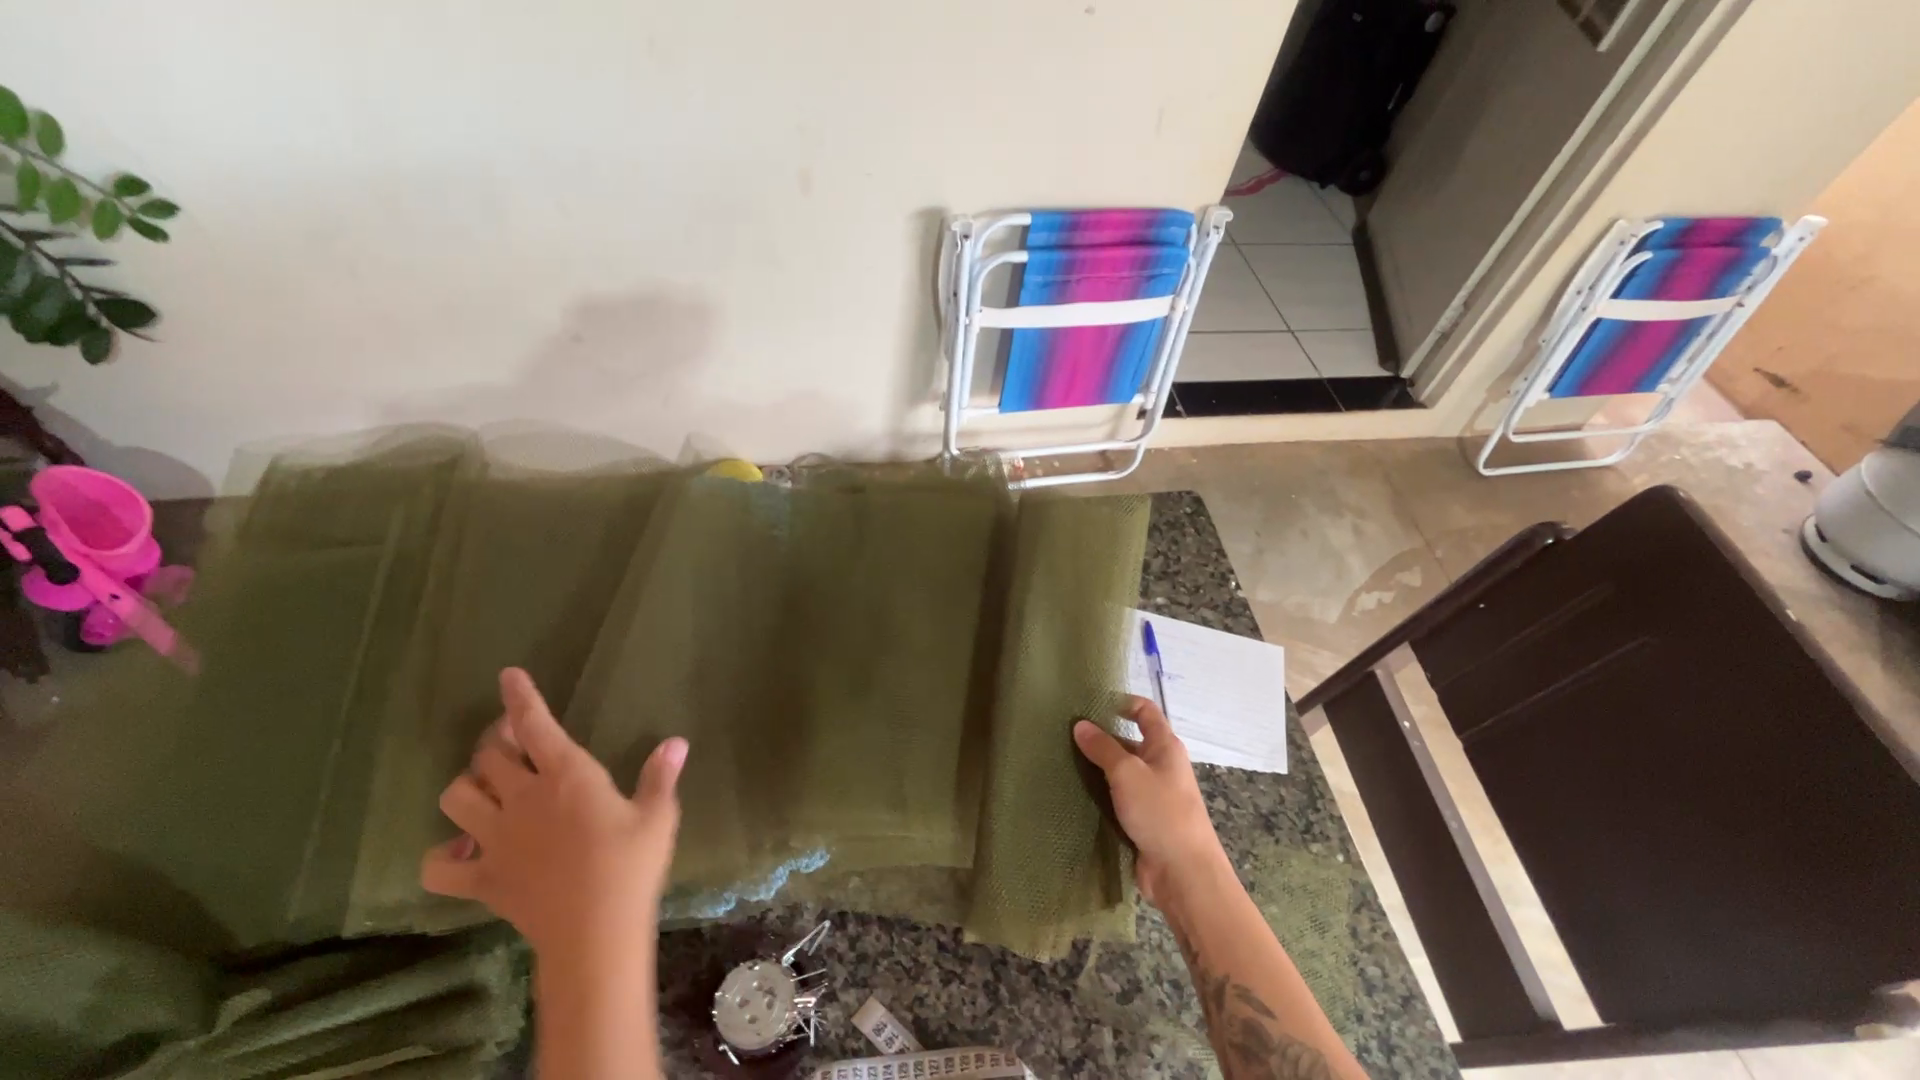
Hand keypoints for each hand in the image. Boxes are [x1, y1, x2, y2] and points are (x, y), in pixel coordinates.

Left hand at [420, 667, 687, 961]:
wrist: (596, 932)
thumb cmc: (632, 867)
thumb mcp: (658, 817)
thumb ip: (660, 776)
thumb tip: (676, 742)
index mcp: (566, 776)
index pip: (533, 724)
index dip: (519, 697)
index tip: (508, 676)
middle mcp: (522, 798)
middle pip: (488, 755)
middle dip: (496, 741)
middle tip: (512, 742)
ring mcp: (495, 840)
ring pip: (455, 797)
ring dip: (467, 787)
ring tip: (487, 791)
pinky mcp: (481, 880)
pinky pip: (437, 867)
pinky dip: (442, 858)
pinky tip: (462, 852)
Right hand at [1074, 696, 1227, 907]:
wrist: (1183, 872)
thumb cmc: (1160, 812)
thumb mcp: (1128, 773)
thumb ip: (1103, 747)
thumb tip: (1080, 724)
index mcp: (1165, 747)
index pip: (1145, 712)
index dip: (1122, 703)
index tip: (1090, 703)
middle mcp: (1160, 766)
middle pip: (1128, 743)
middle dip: (1100, 739)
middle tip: (1062, 735)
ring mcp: (1152, 795)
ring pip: (1119, 774)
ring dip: (1096, 770)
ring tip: (1059, 762)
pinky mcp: (1142, 821)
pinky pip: (1117, 800)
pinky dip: (1099, 797)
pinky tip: (1073, 795)